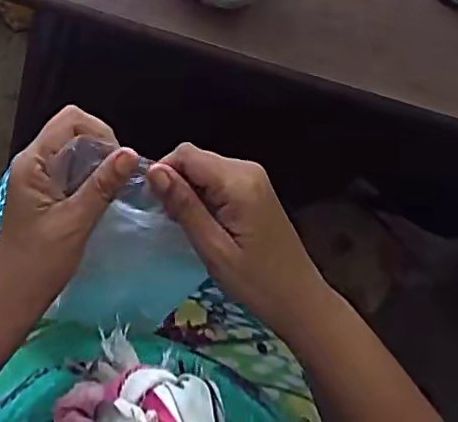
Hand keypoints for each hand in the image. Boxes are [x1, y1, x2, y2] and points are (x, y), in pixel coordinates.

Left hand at [0, 106, 136, 318]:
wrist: (10, 300)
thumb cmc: (38, 264)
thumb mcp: (75, 223)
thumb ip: (102, 185)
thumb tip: (130, 153)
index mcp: (33, 161)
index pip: (70, 120)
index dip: (99, 132)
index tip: (118, 160)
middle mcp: (32, 160)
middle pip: (71, 129)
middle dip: (100, 143)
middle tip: (118, 173)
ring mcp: (36, 175)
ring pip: (72, 148)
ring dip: (95, 160)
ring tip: (113, 184)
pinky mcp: (42, 190)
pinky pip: (68, 167)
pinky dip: (87, 174)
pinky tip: (100, 194)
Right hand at [148, 143, 331, 333]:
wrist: (302, 303)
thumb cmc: (258, 283)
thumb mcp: (214, 249)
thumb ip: (185, 206)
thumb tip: (154, 171)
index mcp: (238, 180)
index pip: (186, 154)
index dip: (163, 172)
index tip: (154, 204)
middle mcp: (246, 168)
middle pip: (195, 158)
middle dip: (176, 182)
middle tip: (171, 220)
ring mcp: (253, 176)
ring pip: (204, 167)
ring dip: (189, 190)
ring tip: (188, 225)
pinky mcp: (254, 187)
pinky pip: (217, 178)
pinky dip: (203, 195)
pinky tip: (205, 223)